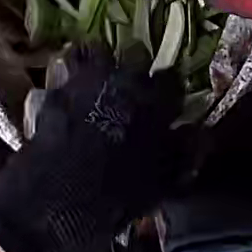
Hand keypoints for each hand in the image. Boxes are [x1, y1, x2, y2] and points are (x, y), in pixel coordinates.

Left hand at [0, 48, 183, 251]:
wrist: (55, 201)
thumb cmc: (115, 198)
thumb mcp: (161, 183)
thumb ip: (183, 152)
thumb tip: (196, 131)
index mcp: (154, 101)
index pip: (171, 79)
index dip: (169, 90)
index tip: (166, 100)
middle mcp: (122, 80)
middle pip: (136, 53)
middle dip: (137, 66)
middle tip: (133, 85)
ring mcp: (86, 78)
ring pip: (98, 50)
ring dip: (102, 61)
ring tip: (101, 78)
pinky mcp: (57, 85)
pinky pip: (66, 64)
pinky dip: (71, 71)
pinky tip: (71, 86)